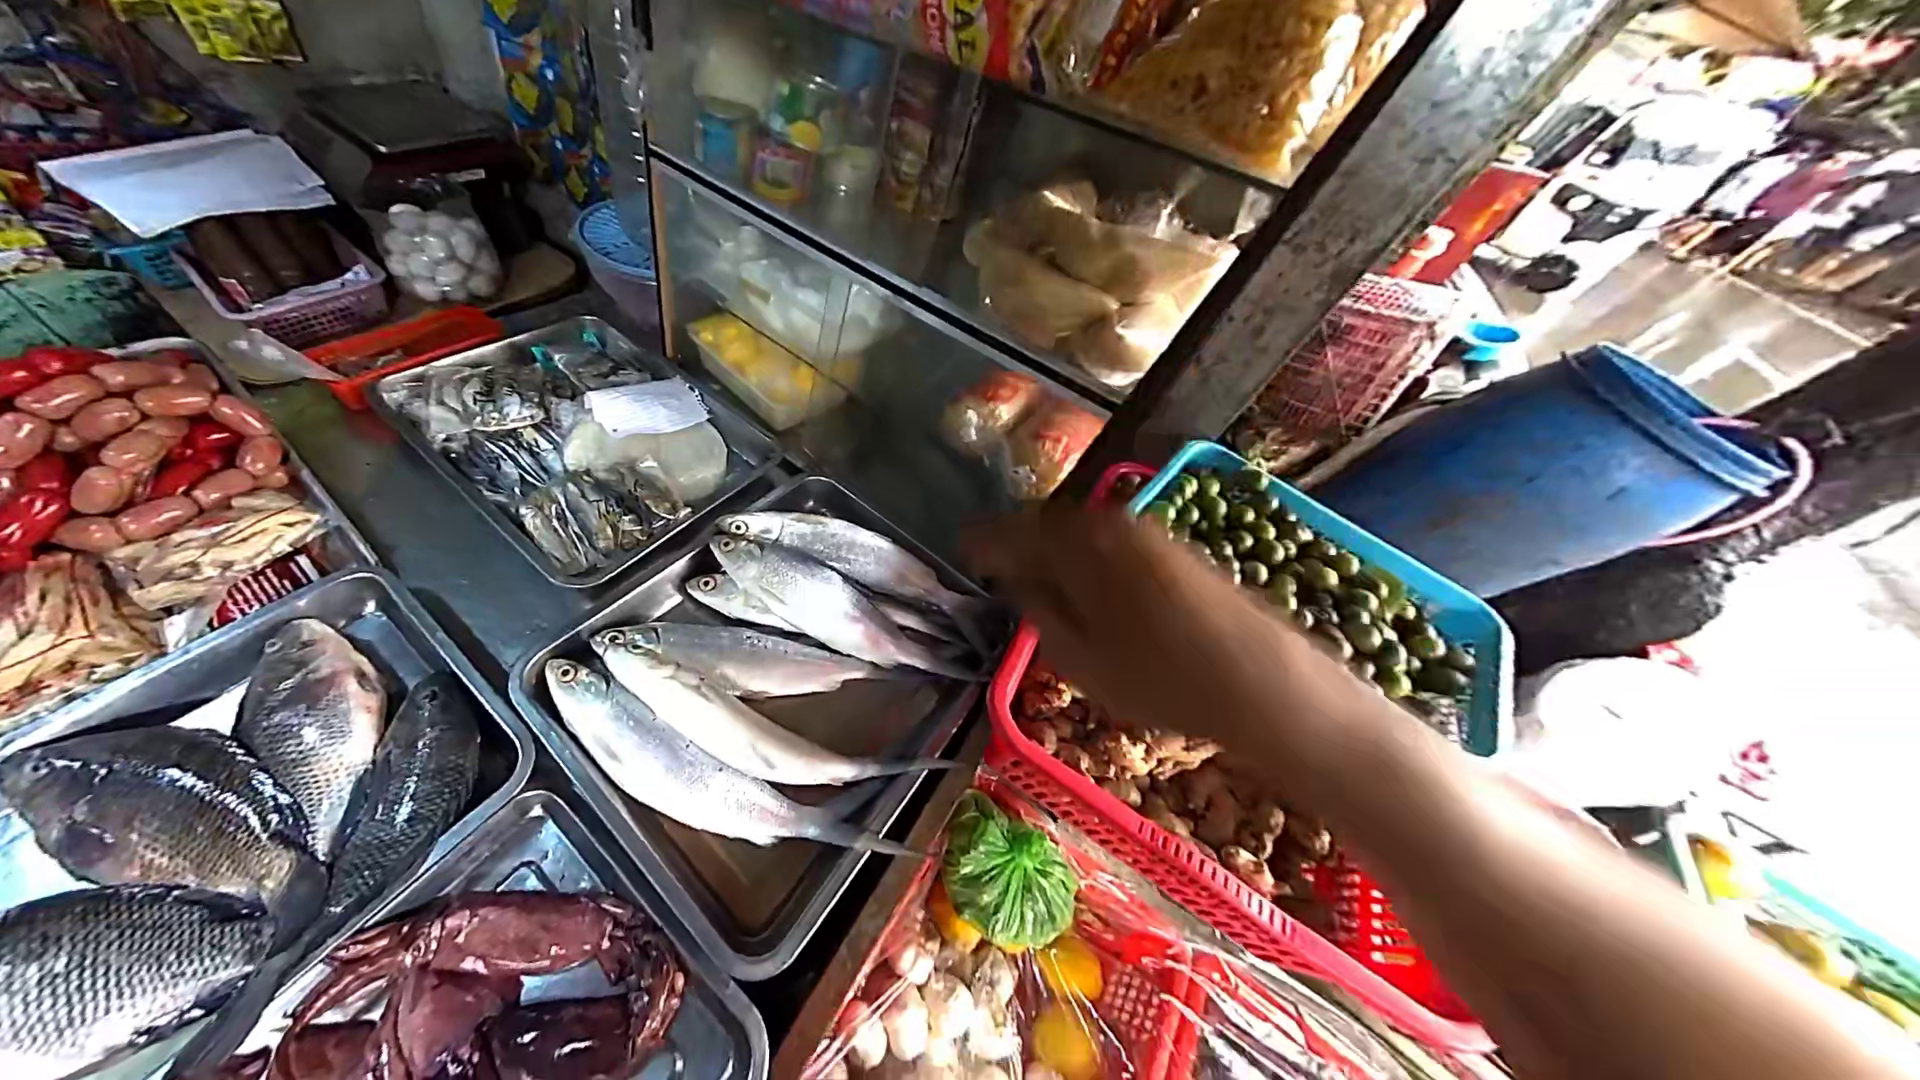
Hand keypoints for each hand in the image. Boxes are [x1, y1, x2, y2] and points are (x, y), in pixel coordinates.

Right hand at [963, 506, 1372, 786]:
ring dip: (1053, 546)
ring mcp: (1145, 529)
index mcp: (1076, 545)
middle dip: (1018, 541)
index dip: (982, 542)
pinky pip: (1111, 537)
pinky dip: (1087, 552)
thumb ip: (1039, 611)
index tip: (961, 551)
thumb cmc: (1161, 680)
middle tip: (995, 564)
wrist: (1263, 679)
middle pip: (1046, 522)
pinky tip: (1088, 579)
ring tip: (1037, 573)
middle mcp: (1109, 522)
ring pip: (1080, 529)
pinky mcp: (1172, 545)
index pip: (1012, 532)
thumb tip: (1016, 581)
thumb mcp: (1081, 660)